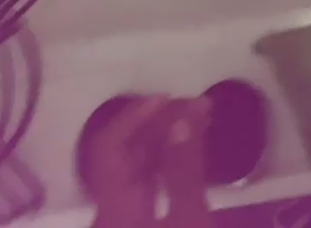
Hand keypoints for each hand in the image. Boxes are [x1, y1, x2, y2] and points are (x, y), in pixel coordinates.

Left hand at [83, 96, 211, 227]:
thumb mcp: (190, 218)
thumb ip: (184, 169)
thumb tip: (182, 118)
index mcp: (115, 207)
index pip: (110, 146)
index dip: (135, 116)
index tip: (167, 96)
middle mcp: (109, 210)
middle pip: (125, 154)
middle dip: (160, 123)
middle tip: (196, 103)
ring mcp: (122, 218)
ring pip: (137, 167)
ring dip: (166, 140)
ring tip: (201, 119)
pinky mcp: (137, 223)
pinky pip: (146, 182)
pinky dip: (167, 162)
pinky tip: (192, 150)